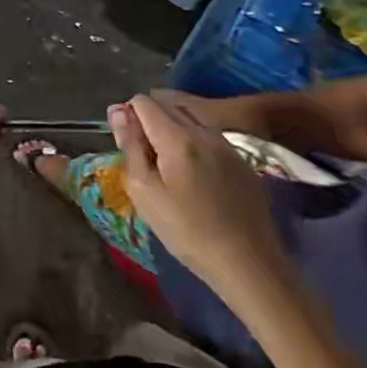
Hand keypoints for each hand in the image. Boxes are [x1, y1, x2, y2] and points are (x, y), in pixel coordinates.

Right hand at [112, 95, 281, 282]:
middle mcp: (204, 131)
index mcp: (177, 137)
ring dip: (172, 128)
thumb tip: (118, 110)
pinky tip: (194, 174)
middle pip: (168, 105)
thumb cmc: (187, 231)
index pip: (143, 102)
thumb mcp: (145, 191)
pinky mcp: (243, 161)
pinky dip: (193, 141)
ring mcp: (227, 145)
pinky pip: (209, 135)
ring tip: (167, 163)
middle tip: (144, 157)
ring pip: (191, 117)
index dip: (128, 115)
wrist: (249, 265)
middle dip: (149, 120)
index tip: (127, 144)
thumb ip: (130, 146)